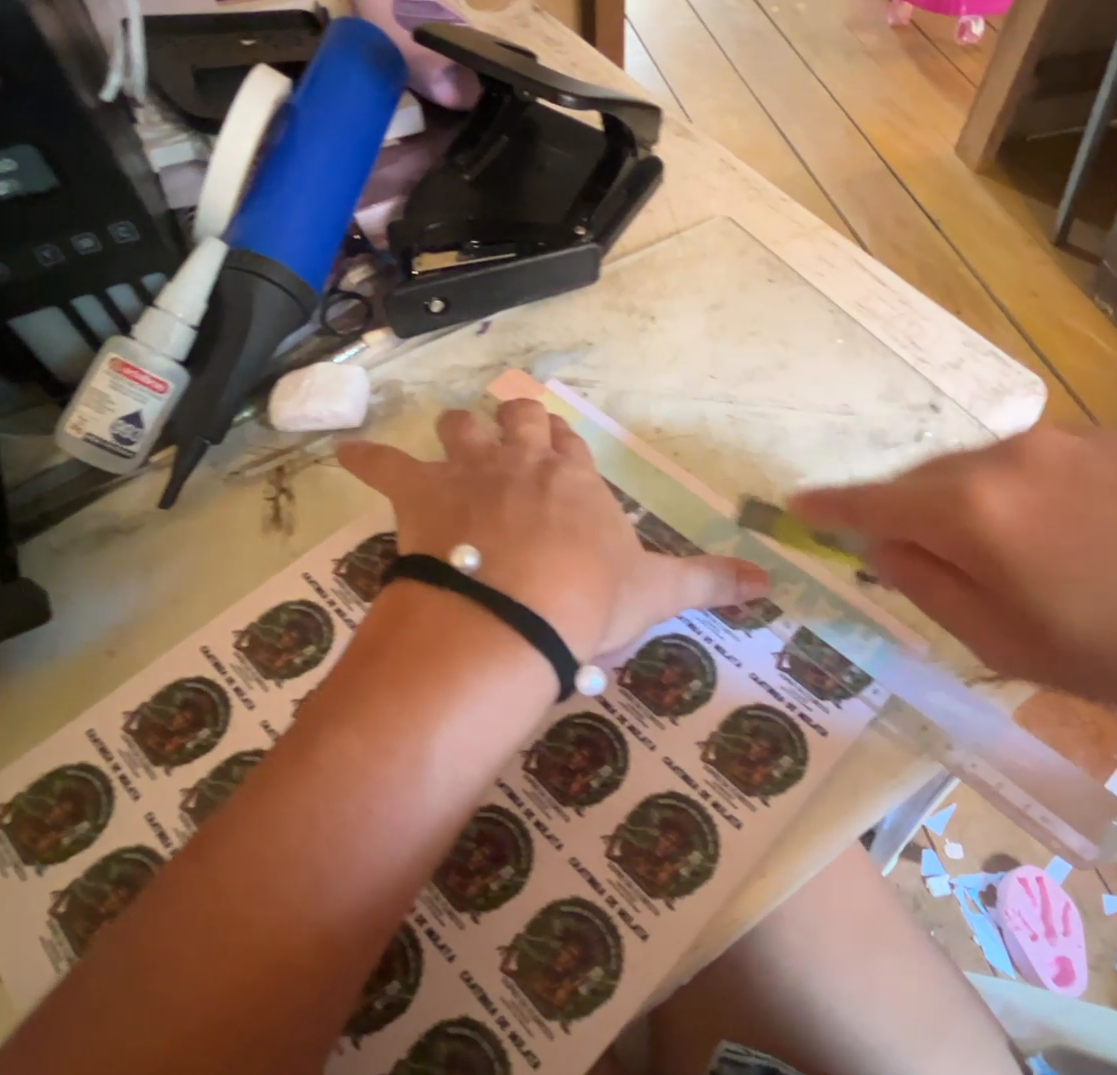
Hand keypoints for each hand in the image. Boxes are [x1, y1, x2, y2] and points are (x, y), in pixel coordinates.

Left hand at [338, 400, 768, 658]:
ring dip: (459, 430)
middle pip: (520, 419)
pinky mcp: (420, 494)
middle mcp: (524, 463)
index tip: (561, 460)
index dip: (565, 452)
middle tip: (513, 435)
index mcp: (577, 482)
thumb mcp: (656, 594)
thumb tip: (771, 585)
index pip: (572, 448)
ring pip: (461, 427)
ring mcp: (469, 472)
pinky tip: (344, 454)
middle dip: (517, 422)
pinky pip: (384, 466)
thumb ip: (710, 584)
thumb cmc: (589, 600)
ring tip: (454, 437)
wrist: (516, 613)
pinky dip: (366, 460)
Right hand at [791, 426, 1116, 738]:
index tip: (792, 509)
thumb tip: (884, 550)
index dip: (828, 510)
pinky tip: (1051, 544)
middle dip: (898, 519)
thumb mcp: (1015, 647)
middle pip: (921, 482)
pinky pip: (1028, 467)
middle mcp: (1009, 454)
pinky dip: (1009, 500)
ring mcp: (1067, 439)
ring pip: (976, 473)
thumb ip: (932, 589)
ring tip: (987, 569)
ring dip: (958, 512)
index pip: (871, 502)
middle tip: (898, 566)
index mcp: (973, 508)